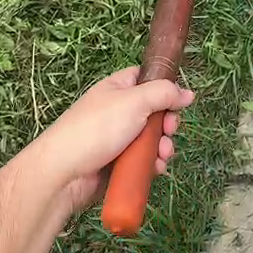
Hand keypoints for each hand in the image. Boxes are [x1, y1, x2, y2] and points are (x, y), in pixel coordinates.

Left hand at [26, 66, 193, 209]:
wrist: (65, 173)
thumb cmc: (97, 129)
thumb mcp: (135, 101)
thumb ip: (164, 93)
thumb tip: (187, 93)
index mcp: (118, 88)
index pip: (146, 79)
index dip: (165, 89)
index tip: (177, 101)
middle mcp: (118, 111)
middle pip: (154, 112)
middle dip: (167, 124)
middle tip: (168, 131)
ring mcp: (117, 138)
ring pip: (151, 139)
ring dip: (162, 147)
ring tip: (162, 155)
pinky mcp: (117, 163)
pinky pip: (142, 160)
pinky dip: (152, 164)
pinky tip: (155, 169)